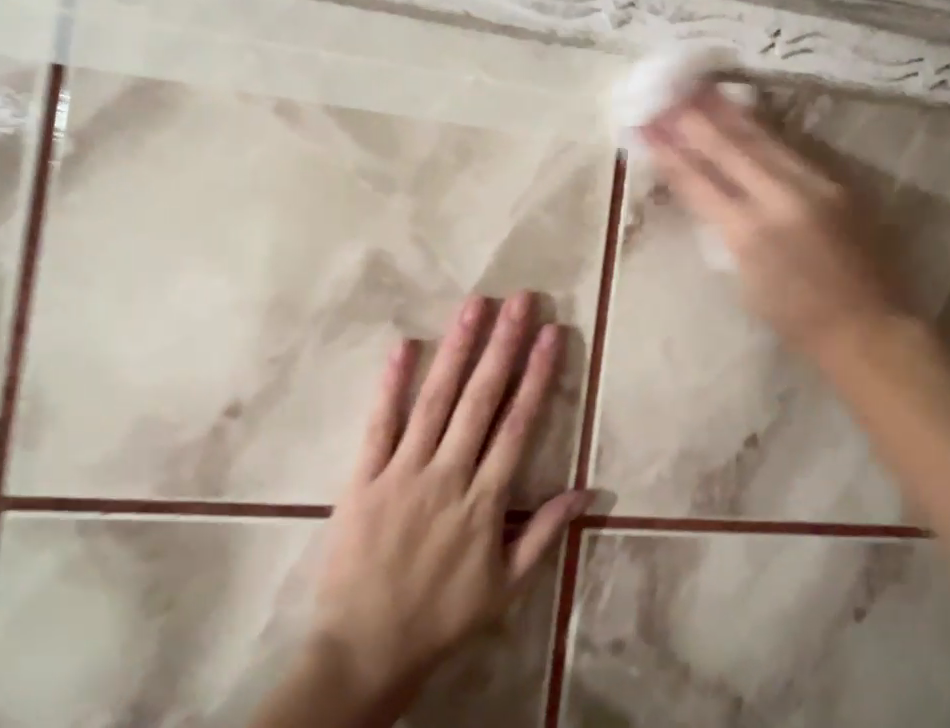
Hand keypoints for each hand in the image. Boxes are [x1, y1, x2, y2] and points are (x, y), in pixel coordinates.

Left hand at [306, 292, 591, 711]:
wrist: (365, 650)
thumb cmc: (442, 619)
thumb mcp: (506, 587)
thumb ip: (543, 534)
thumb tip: (587, 492)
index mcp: (485, 501)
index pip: (518, 424)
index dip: (536, 375)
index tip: (550, 334)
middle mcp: (448, 475)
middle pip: (481, 399)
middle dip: (503, 345)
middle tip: (520, 300)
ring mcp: (402, 473)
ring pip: (435, 400)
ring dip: (457, 350)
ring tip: (475, 306)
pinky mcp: (362, 479)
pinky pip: (378, 425)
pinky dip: (391, 385)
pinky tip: (404, 346)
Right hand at [643, 89, 899, 359]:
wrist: (866, 327)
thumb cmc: (795, 319)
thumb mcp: (744, 282)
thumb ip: (724, 233)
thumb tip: (705, 195)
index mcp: (748, 233)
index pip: (698, 182)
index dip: (669, 153)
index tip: (646, 128)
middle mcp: (780, 200)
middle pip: (730, 148)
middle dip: (696, 120)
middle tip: (670, 93)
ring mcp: (813, 187)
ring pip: (764, 140)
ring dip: (730, 114)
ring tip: (705, 89)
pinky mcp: (836, 184)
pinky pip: (791, 150)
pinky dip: (764, 130)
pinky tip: (749, 114)